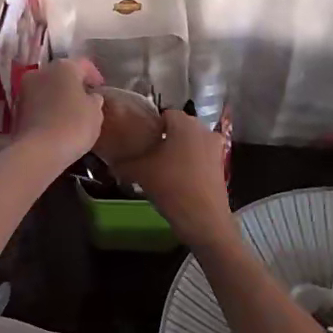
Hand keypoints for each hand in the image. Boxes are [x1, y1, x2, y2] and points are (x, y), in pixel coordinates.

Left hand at [14, 58, 104, 166]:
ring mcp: (25, 89)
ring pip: (46, 87)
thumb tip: (90, 97)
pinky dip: (46, 108)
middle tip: (85, 100)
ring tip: (70, 113)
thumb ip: (94, 100)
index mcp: (63, 66)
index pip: (83, 65)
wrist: (38, 151)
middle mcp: (41, 71)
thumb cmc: (73, 126)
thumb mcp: (95, 113)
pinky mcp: (15, 108)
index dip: (94, 76)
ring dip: (57, 96)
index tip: (100, 88)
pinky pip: (37, 103)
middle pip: (61, 74)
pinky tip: (55, 121)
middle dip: (73, 85)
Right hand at [114, 110, 236, 246]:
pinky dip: (188, 162)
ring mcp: (215, 148)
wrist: (203, 219)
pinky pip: (199, 156)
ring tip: (160, 166)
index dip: (150, 124)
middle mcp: (203, 129)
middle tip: (146, 151)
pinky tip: (175, 177)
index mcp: (184, 123)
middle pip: (179, 126)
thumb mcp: (140, 172)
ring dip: (177, 150)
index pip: (164, 113)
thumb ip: (124, 163)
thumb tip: (111, 162)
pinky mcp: (220, 165)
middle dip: (164, 136)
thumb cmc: (171, 186)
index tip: (138, 138)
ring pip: (190, 142)